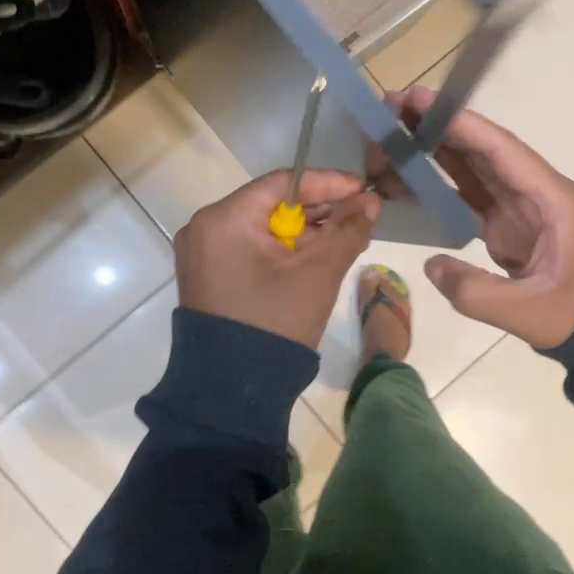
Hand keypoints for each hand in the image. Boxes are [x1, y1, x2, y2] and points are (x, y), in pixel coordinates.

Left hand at [175, 169, 381, 348]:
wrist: (233, 390)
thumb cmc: (276, 322)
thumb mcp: (318, 273)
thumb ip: (346, 231)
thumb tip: (371, 202)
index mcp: (223, 219)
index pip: (282, 183)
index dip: (328, 184)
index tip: (363, 190)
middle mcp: (205, 229)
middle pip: (271, 204)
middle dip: (319, 210)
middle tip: (361, 216)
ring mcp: (203, 255)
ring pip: (262, 228)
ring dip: (304, 232)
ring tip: (346, 237)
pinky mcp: (208, 277)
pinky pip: (250, 250)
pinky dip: (282, 251)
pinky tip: (317, 256)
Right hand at [387, 87, 573, 348]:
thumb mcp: (529, 314)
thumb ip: (476, 292)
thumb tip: (431, 265)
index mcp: (552, 200)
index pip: (502, 152)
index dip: (462, 125)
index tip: (420, 102)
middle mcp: (536, 192)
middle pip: (484, 150)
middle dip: (440, 126)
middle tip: (392, 107)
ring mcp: (522, 207)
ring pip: (476, 167)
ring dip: (438, 147)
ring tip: (394, 130)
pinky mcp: (509, 224)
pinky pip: (471, 192)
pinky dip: (442, 180)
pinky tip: (411, 172)